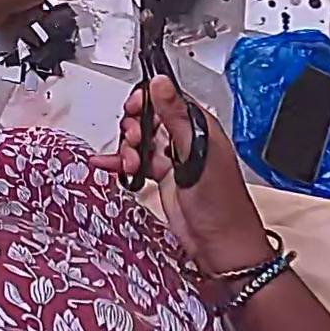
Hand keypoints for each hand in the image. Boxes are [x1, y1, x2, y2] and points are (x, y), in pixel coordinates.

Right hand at [90, 76, 271, 273]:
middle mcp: (185, 139)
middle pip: (148, 118)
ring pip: (139, 140)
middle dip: (133, 127)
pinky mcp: (162, 176)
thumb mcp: (195, 154)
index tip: (134, 109)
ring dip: (126, 149)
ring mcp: (173, 158)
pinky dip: (120, 163)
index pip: (167, 98)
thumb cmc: (221, 204)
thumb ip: (175, 116)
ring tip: (130, 164)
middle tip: (134, 141)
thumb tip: (161, 83)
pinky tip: (108, 165)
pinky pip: (135, 161)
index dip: (146, 100)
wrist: (221, 247)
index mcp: (200, 127)